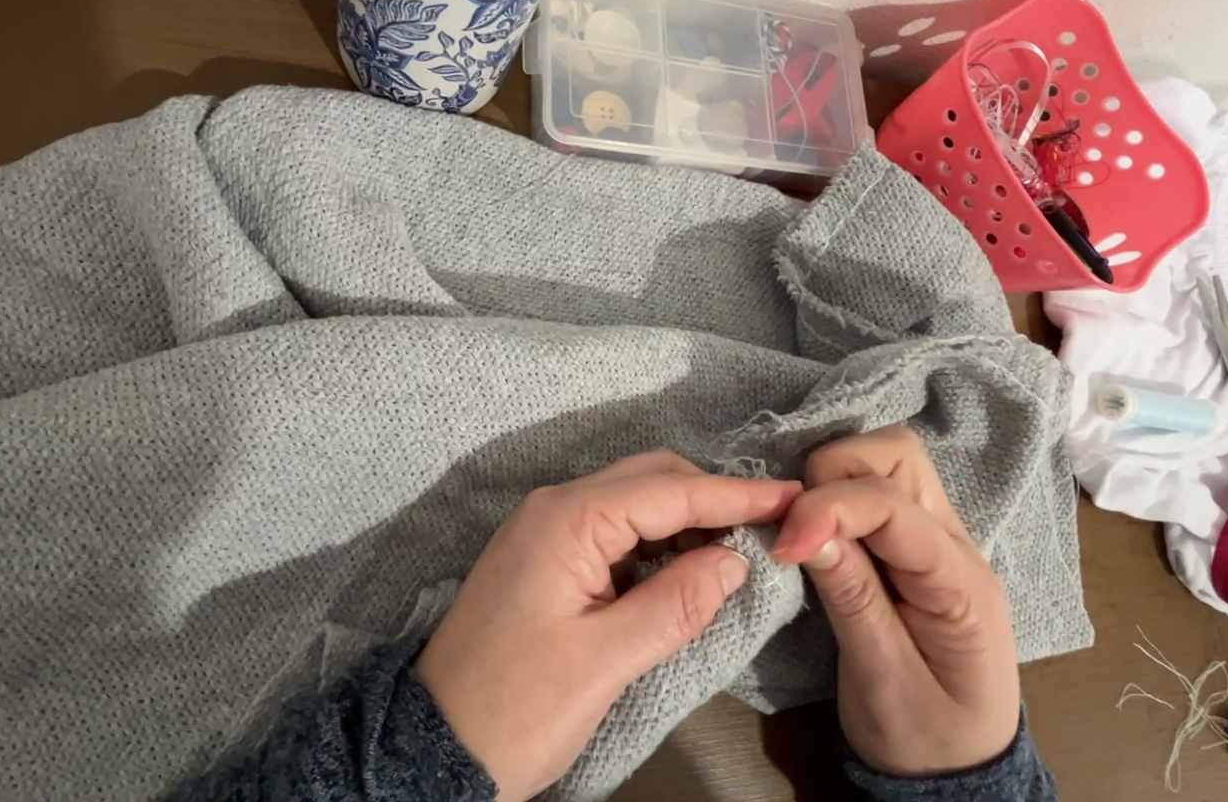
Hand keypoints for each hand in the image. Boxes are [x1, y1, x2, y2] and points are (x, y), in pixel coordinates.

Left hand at [416, 452, 800, 801]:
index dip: (734, 493)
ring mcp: (548, 529)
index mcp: (568, 519)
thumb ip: (675, 604)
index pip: (668, 491)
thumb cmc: (514, 709)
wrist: (437, 746)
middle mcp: (556, 507)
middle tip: (770, 524)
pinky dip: (657, 542)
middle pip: (650, 480)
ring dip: (685, 519)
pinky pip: (614, 530)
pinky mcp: (548, 556)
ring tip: (737, 550)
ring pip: (634, 502)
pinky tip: (685, 567)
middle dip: (711, 498)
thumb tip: (734, 561)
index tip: (791, 495)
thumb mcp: (603, 662)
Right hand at [772, 425, 1021, 775]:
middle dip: (832, 475)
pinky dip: (837, 488)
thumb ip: (851, 595)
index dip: (827, 509)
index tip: (782, 547)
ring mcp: (938, 536)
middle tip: (797, 529)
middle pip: (896, 455)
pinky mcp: (913, 541)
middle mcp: (955, 542)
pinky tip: (819, 527)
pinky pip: (876, 484)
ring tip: (806, 527)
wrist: (956, 774)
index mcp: (959, 582)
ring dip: (835, 476)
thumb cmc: (925, 739)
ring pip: (886, 458)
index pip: (891, 507)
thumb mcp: (882, 679)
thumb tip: (804, 528)